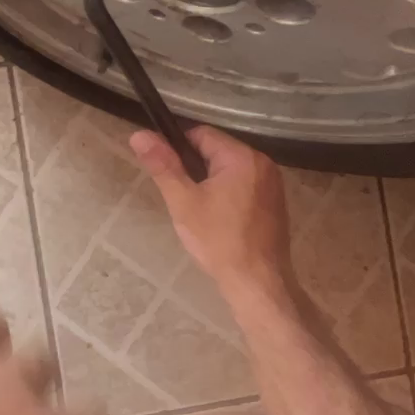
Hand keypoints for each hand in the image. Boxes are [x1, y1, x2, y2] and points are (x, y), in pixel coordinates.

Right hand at [130, 126, 294, 299]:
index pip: (200, 134)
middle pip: (216, 151)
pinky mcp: (275, 202)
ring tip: (196, 210)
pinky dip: (226, 194)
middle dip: (194, 168)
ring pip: (229, 170)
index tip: (166, 173)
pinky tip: (217, 218)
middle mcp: (263, 163)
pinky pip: (243, 185)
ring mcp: (273, 183)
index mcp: (242, 157)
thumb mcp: (182, 201)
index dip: (176, 149)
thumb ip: (162, 165)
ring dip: (209, 182)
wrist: (256, 280)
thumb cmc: (217, 239)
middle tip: (180, 197)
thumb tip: (139, 134)